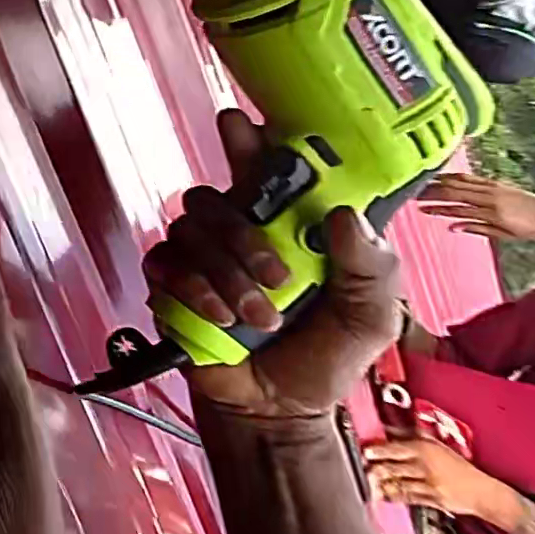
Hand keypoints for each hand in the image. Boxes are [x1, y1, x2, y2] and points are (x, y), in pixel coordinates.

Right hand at [142, 109, 401, 418]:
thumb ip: (369, 269)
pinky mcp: (170, 281)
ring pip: (190, 230)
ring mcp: (198, 253)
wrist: (278, 410)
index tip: (237, 123)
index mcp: (279, 223)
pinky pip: (165, 262)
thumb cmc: (322, 352)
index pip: (258, 168)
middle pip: (214, 197)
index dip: (245, 140)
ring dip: (226, 274)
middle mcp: (233, 228)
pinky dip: (193, 288)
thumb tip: (342, 215)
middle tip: (276, 276)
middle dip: (242, 235)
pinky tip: (218, 315)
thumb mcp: (369, 316)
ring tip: (259, 317)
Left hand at [365, 439, 522, 522]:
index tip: (365, 450)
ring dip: (382, 482)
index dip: (379, 451)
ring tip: (367, 480)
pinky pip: (409, 497)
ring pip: (400, 483)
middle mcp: (425, 467)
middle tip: (361, 466)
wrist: (482, 492)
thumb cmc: (455, 463)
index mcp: (423, 449)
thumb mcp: (434, 443)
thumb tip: (385, 428)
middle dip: (376, 467)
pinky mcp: (433, 501)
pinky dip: (394, 495)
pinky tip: (383, 494)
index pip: (396, 449)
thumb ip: (408, 434)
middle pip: (395, 467)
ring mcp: (429, 486)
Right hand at [420, 173, 534, 241]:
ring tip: (421, 184)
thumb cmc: (532, 230)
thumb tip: (453, 227)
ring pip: (458, 182)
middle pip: (453, 193)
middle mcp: (490, 198)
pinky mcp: (495, 181)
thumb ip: (478, 229)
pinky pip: (469, 177)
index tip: (421, 209)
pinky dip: (453, 176)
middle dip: (432, 193)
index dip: (437, 209)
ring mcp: (492, 188)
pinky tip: (442, 177)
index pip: (457, 209)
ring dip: (438, 183)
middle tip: (414, 194)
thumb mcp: (506, 235)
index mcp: (492, 214)